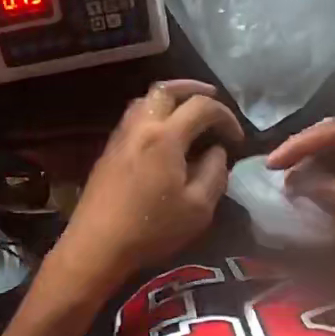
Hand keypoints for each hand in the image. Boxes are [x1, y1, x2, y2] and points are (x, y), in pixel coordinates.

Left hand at [52, 81, 242, 289]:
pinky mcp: (108, 151)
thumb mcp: (198, 207)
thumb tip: (216, 151)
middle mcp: (141, 127)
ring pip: (145, 100)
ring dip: (170, 99)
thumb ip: (215, 172)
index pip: (202, 106)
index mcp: (166, 136)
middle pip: (166, 89)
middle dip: (193, 89)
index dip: (225, 116)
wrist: (97, 246)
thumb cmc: (152, 229)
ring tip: (187, 113)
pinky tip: (163, 135)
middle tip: (212, 99)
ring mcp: (120, 137)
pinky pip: (133, 118)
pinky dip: (154, 114)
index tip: (237, 138)